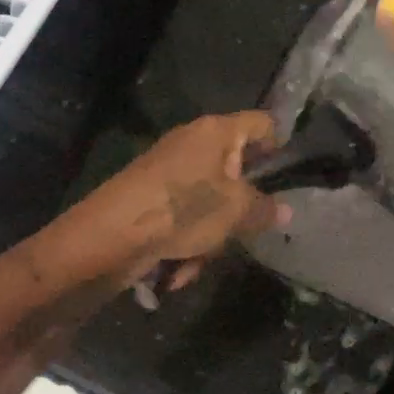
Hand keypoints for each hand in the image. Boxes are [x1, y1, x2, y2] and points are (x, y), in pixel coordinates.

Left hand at [77, 112, 289, 289]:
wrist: (107, 236)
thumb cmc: (181, 210)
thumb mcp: (234, 211)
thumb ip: (265, 209)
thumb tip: (286, 210)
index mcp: (216, 131)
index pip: (262, 124)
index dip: (279, 146)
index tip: (286, 180)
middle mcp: (192, 143)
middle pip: (234, 171)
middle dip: (238, 210)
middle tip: (243, 232)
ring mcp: (168, 171)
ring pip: (208, 203)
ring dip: (209, 238)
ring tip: (196, 261)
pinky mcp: (149, 198)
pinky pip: (182, 218)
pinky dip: (183, 243)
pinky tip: (175, 269)